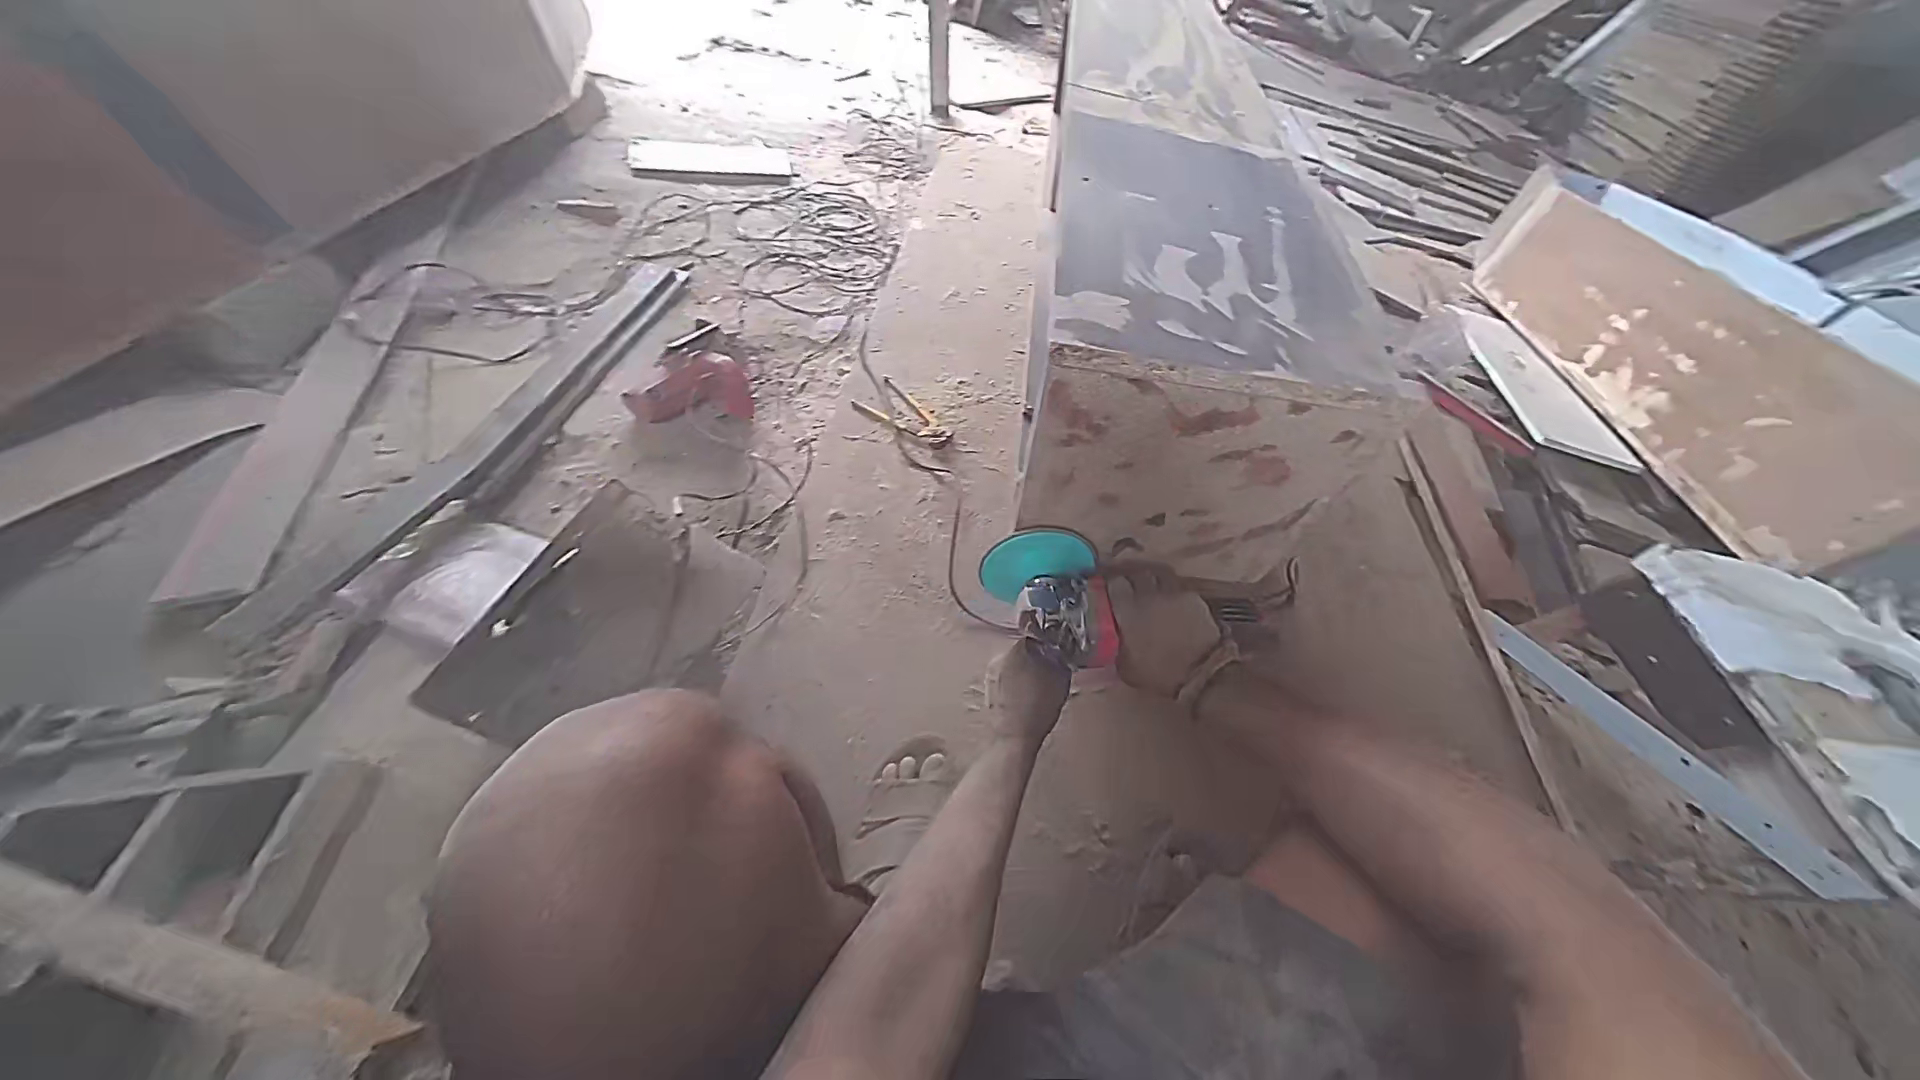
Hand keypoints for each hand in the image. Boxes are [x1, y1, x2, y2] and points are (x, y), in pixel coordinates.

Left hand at [985, 637, 1070, 746]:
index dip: (1044, 627)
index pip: (1031, 623)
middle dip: (1034, 648)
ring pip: (1013, 656)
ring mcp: (992, 667)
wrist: (1013, 736)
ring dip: (1024, 661)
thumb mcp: (1060, 680)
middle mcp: (1002, 652)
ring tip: (1037, 678)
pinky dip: (1014, 674)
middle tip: (1047, 659)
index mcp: (1020, 647)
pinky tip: (1024, 688)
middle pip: (1021, 641)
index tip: (1051, 633)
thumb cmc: (1039, 709)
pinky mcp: (988, 681)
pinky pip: (1005, 669)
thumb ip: (1059, 657)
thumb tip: (1059, 646)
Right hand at [1106, 565, 1222, 697]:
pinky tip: (1172, 600)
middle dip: (1131, 576)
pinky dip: (1172, 591)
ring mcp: (1173, 594)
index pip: (1115, 583)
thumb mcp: (1125, 665)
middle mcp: (1149, 596)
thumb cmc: (1158, 673)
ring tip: (1150, 587)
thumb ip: (1113, 644)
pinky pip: (1177, 587)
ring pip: (1158, 574)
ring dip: (1152, 579)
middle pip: (1137, 573)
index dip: (1110, 583)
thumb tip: (1106, 638)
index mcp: (1128, 611)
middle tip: (1129, 584)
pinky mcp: (1193, 598)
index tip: (1108, 587)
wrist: (1200, 672)